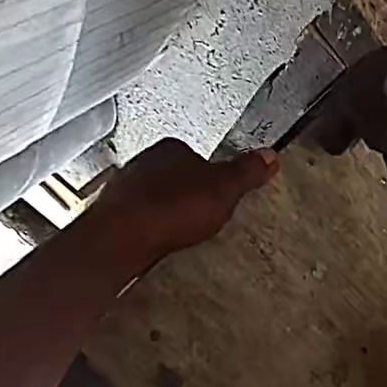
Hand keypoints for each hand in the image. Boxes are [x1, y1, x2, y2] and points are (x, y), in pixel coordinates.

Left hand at [77, 138, 277, 273]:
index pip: (201, 155)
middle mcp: (146, 161)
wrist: (125, 237)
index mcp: (172, 148)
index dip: (216, 175)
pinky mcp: (118, 213)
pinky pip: (144, 215)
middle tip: (211, 213)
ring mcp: (128, 187)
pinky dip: (156, 225)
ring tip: (189, 229)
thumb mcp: (225, 189)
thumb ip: (247, 171)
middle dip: (193, 191)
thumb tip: (268, 156)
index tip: (226, 192)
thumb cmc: (169, 208)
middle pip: (178, 174)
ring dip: (173, 209)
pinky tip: (167, 238)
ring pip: (158, 194)